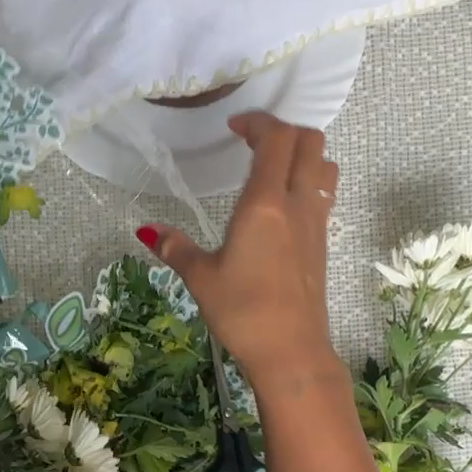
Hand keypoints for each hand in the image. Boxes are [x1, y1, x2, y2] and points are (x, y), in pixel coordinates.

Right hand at [138, 112, 341, 384]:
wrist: (289, 349)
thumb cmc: (242, 311)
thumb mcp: (200, 278)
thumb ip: (176, 248)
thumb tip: (147, 231)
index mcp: (264, 204)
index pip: (275, 139)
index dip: (258, 122)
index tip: (235, 126)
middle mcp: (297, 203)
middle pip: (309, 141)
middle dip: (283, 131)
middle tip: (254, 142)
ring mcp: (315, 222)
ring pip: (324, 165)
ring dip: (304, 154)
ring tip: (275, 168)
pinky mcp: (321, 243)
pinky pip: (323, 194)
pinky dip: (309, 181)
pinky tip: (284, 205)